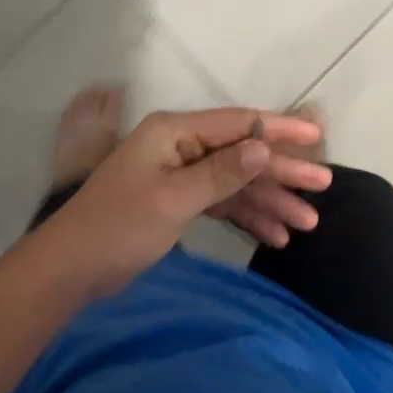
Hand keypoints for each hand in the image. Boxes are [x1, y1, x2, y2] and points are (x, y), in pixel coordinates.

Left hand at [46, 108, 328, 291]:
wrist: (70, 270)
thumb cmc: (120, 226)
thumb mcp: (175, 199)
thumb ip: (223, 172)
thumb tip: (264, 145)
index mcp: (175, 131)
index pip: (239, 123)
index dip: (280, 128)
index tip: (318, 136)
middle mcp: (180, 145)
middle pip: (242, 153)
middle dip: (281, 172)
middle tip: (323, 188)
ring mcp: (179, 173)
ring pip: (235, 181)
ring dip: (268, 201)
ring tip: (306, 223)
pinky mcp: (177, 201)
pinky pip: (220, 202)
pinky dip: (245, 216)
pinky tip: (273, 236)